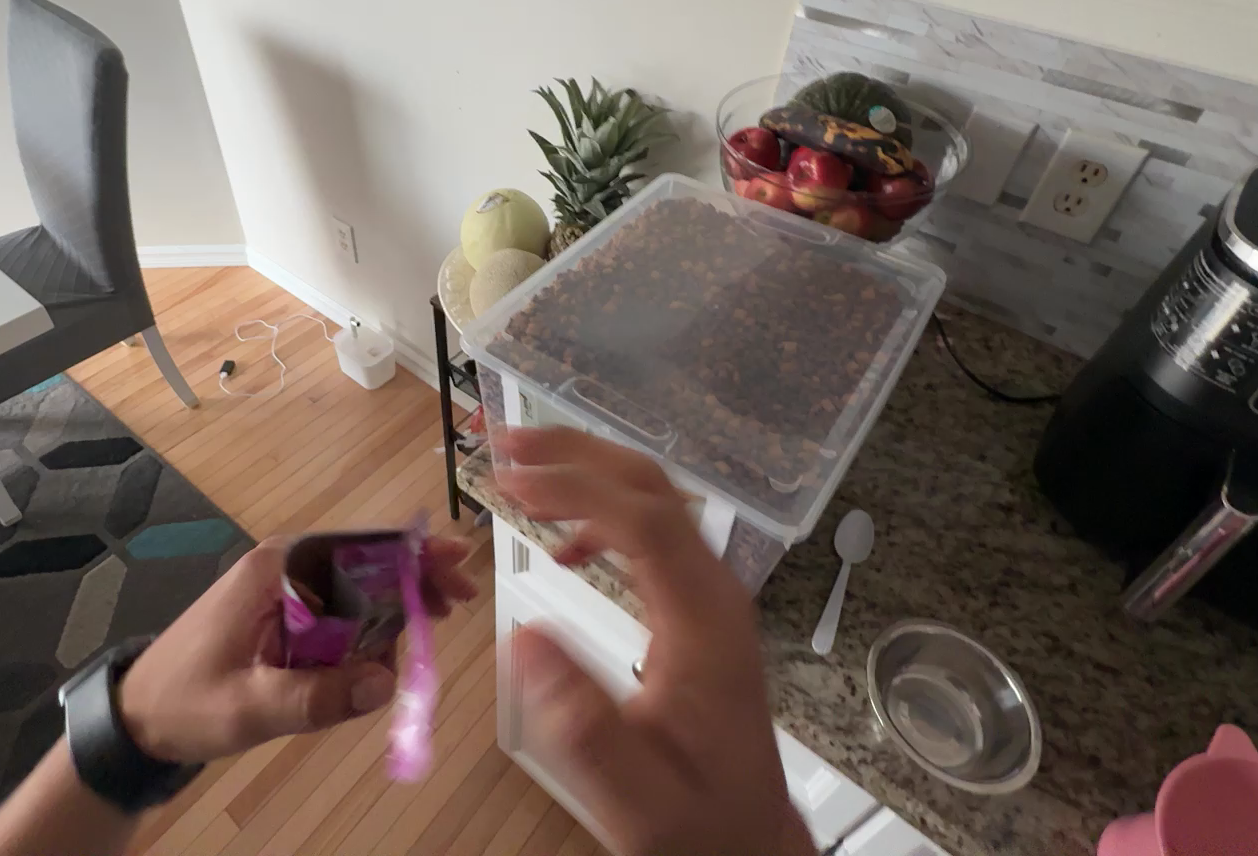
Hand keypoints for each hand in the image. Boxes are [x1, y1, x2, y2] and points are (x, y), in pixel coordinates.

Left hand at [115, 533, 476, 764]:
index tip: (454, 562)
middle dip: (415, 575)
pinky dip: (372, 626)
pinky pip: (342, 611)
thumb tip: (387, 681)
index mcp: (278, 568)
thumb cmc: (184, 702)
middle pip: (367, 559)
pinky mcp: (287, 615)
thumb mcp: (246, 706)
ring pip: (359, 585)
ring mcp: (287, 589)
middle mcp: (288, 567)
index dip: (412, 551)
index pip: (359, 545)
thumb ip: (314, 697)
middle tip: (458, 599)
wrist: (134, 719)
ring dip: (398, 603)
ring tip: (432, 625)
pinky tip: (388, 650)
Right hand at [496, 427, 816, 855]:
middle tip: (509, 440)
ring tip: (520, 471)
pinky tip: (562, 545)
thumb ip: (582, 722)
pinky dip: (598, 517)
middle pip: (650, 487)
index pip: (644, 520)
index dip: (576, 489)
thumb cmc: (696, 817)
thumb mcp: (634, 792)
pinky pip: (647, 532)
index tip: (512, 480)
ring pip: (649, 498)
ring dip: (585, 472)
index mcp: (703, 618)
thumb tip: (523, 635)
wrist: (748, 835)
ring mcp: (705, 587)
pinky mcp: (693, 599)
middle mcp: (711, 585)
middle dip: (577, 453)